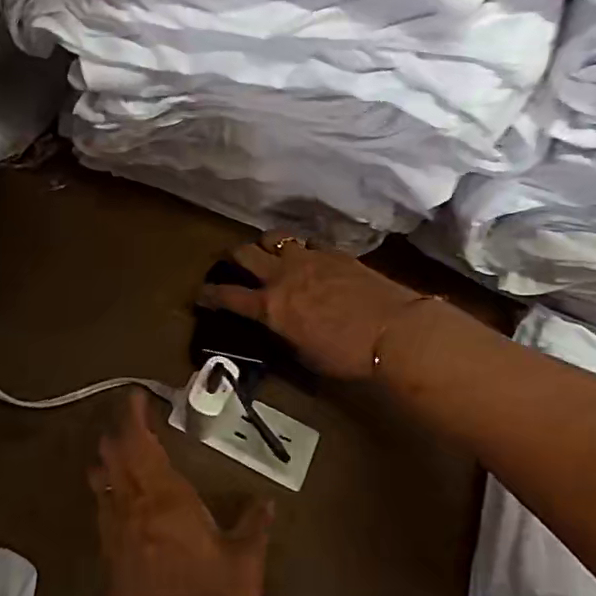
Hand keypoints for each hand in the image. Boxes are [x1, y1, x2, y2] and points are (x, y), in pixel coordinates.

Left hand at [83, 392, 272, 595]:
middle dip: (117, 434)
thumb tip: (264, 502)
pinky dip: (111, 490)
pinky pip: (105, 510)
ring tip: (125, 448)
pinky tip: (127, 495)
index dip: (132, 418)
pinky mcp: (110, 561)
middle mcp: (132, 511)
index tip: (136, 396)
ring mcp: (115, 537)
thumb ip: (253, 525)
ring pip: (102, 485)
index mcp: (164, 501)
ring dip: (109, 461)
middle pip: (111, 460)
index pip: (137, 446)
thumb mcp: (245, 562)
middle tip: (133, 417)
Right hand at [197, 230, 433, 380]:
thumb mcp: (305, 357)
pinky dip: (302, 247)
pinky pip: (308, 241)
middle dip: (232, 257)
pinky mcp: (335, 252)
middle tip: (234, 265)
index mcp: (270, 307)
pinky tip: (310, 256)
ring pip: (274, 238)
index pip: (227, 296)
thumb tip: (279, 328)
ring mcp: (309, 258)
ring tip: (270, 253)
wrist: (393, 330)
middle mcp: (283, 276)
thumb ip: (284, 337)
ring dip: (266, 244)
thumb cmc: (347, 355)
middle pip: (244, 253)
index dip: (210, 294)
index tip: (202, 294)